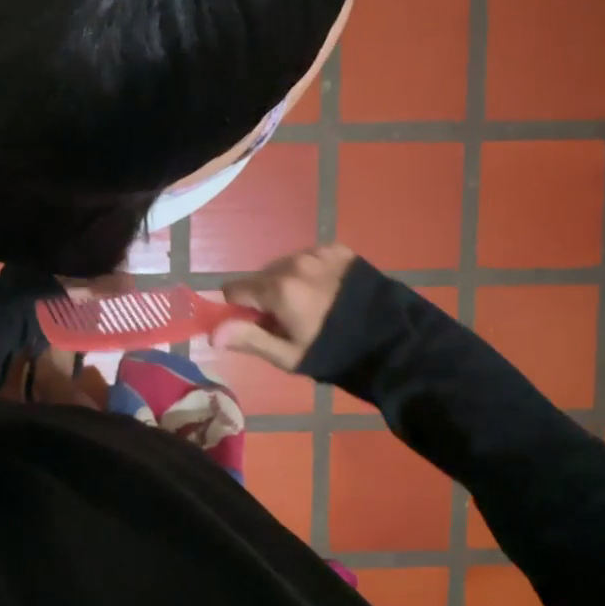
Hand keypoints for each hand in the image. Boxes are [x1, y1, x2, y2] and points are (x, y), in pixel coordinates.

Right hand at [209, 245, 356, 371]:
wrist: (392, 340)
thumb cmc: (333, 352)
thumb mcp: (287, 355)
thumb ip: (248, 338)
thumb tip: (212, 333)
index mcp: (277, 289)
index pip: (233, 289)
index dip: (240, 308)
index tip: (259, 324)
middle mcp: (293, 263)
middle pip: (259, 277)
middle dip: (265, 296)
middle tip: (290, 319)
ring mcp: (317, 253)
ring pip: (283, 266)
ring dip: (287, 282)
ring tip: (312, 305)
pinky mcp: (338, 250)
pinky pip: (308, 257)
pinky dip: (310, 272)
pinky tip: (328, 291)